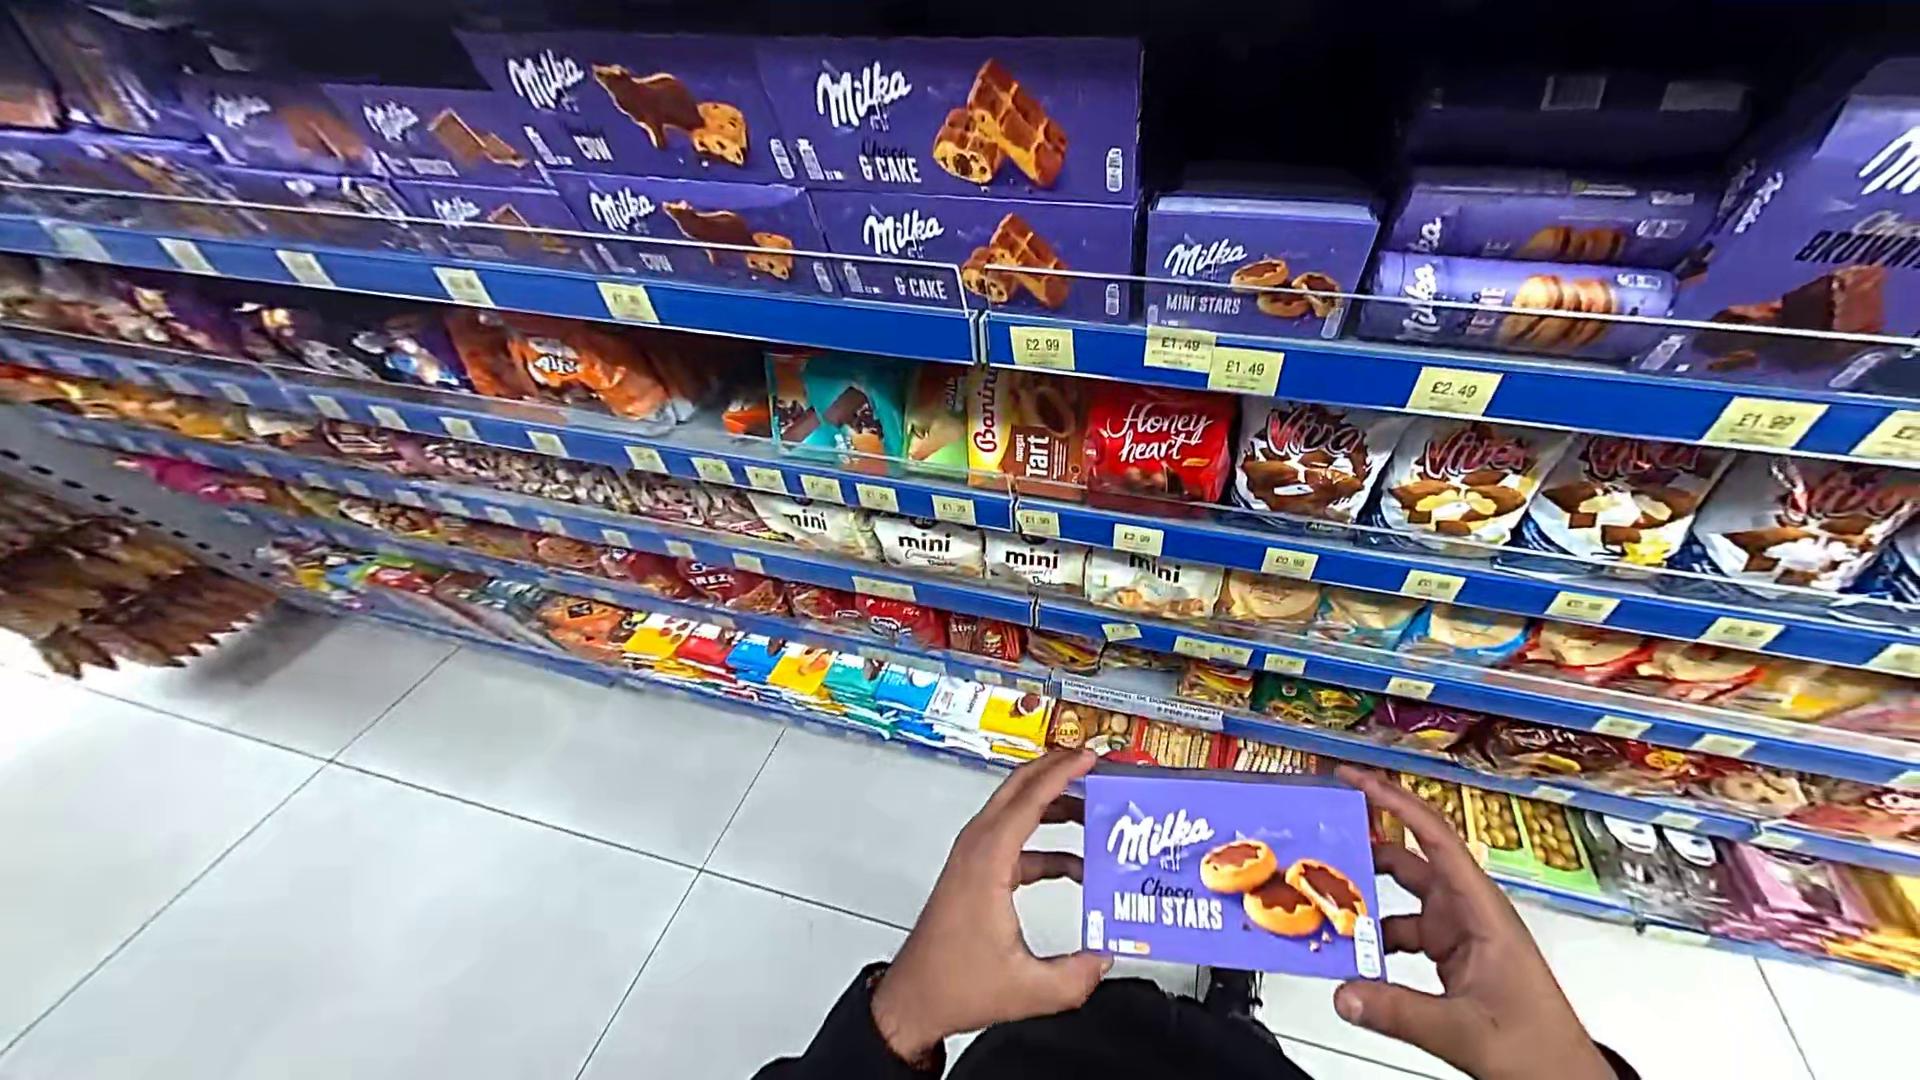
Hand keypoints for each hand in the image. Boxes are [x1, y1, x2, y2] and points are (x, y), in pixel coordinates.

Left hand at [871, 749, 1110, 1060]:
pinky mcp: (979, 866)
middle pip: (1020, 787)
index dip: (1061, 772)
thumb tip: (1105, 958)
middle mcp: (979, 844)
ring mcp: (977, 852)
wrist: (916, 995)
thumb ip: (1074, 976)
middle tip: (1091, 765)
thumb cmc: (953, 980)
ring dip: (1053, 802)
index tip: (1086, 757)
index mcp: (988, 857)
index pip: (1030, 798)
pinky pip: (1018, 837)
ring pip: (1018, 809)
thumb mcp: (1026, 988)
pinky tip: (1075, 864)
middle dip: (1056, 770)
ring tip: (1091, 808)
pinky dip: (1047, 840)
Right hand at [1332, 767, 1613, 1079]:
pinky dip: (1371, 930)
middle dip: (1364, 841)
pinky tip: (1349, 943)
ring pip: (1398, 892)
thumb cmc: (1543, 1054)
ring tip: (1324, 889)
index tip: (1355, 778)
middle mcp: (1465, 908)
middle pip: (1406, 857)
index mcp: (1480, 909)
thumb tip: (1343, 993)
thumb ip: (1399, 1011)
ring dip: (1363, 891)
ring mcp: (1455, 928)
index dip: (1393, 800)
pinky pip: (1397, 924)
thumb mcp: (1467, 1033)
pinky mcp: (1447, 950)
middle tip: (1322, 830)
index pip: (1434, 836)